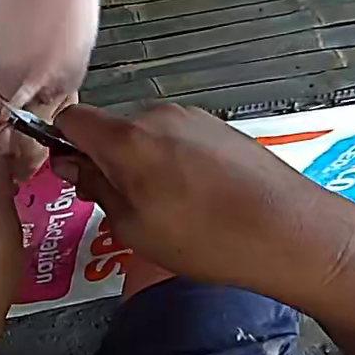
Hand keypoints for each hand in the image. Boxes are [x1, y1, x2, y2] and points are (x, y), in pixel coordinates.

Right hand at [49, 104, 354, 308]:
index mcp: (127, 139)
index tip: (70, 170)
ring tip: (164, 206)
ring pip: (141, 133)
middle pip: (108, 127)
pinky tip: (192, 196)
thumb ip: (96, 189)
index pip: (71, 118)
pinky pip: (173, 137)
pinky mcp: (216, 126)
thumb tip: (73, 166)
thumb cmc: (209, 238)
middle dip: (103, 159)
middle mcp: (156, 116)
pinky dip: (168, 160)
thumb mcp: (134, 228)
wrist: (292, 233)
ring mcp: (190, 117)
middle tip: (119, 203)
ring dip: (137, 162)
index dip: (62, 142)